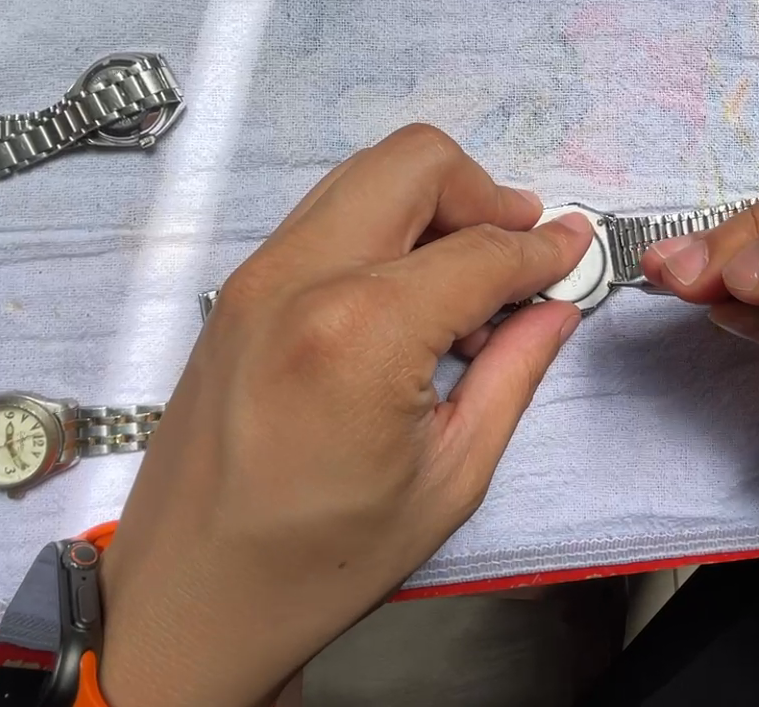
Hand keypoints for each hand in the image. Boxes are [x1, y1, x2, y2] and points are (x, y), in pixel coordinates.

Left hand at [98, 125, 592, 706]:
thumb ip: (516, 371)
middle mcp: (301, 273)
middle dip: (484, 192)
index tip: (575, 248)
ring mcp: (260, 269)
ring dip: (435, 201)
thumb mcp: (451, 477)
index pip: (479, 250)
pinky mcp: (240, 282)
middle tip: (517, 247)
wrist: (182, 596)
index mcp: (361, 331)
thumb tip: (558, 303)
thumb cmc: (323, 559)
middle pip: (416, 161)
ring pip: (369, 171)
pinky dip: (388, 223)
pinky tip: (408, 290)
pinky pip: (332, 210)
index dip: (542, 247)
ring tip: (465, 275)